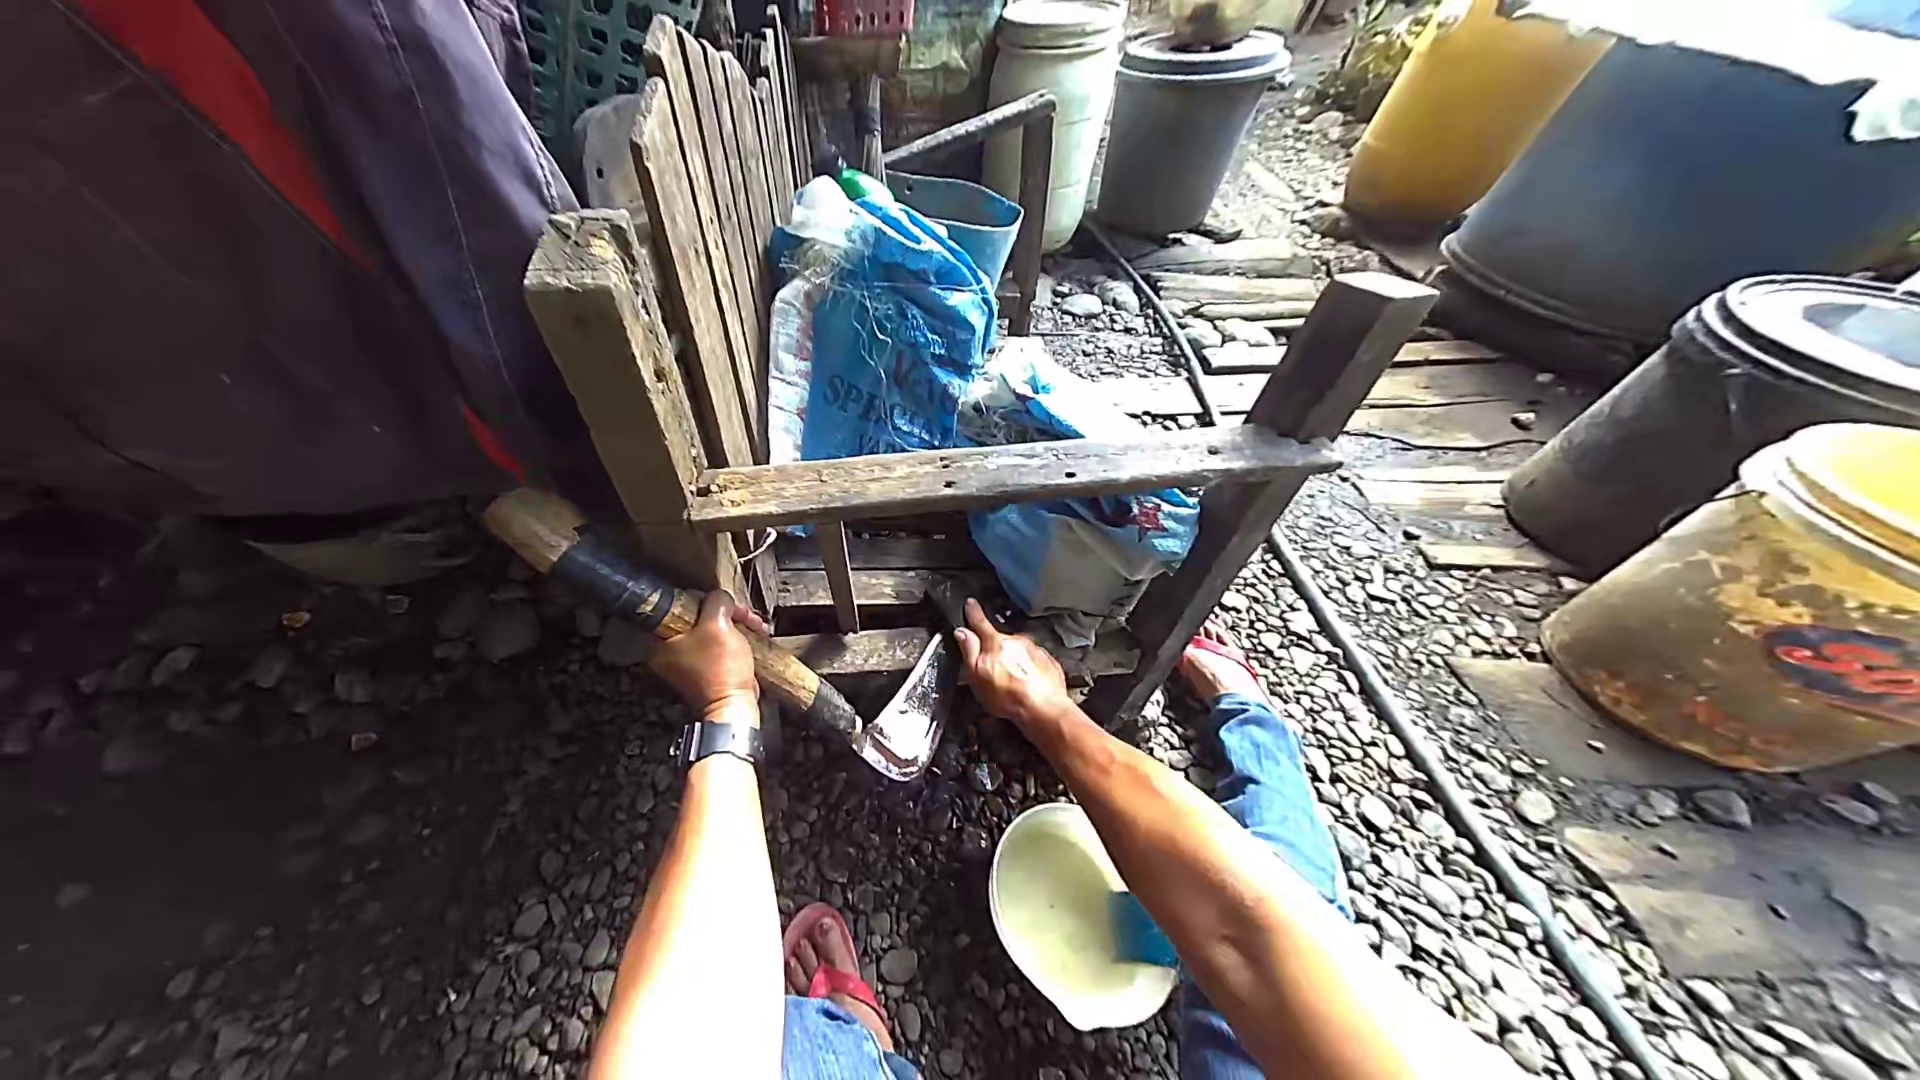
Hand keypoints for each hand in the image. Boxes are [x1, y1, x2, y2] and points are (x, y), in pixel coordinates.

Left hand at [648, 590, 768, 720]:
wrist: (734, 706)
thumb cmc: (722, 668)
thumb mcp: (719, 623)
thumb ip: (717, 601)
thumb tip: (720, 597)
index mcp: (660, 641)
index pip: (682, 604)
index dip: (709, 601)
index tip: (727, 606)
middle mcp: (668, 652)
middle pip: (700, 617)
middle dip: (728, 614)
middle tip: (746, 617)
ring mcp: (686, 663)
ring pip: (712, 630)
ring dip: (736, 625)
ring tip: (755, 628)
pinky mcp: (704, 670)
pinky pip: (717, 645)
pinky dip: (733, 639)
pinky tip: (751, 636)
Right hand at [953, 598, 1073, 734]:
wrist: (1044, 710)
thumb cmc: (1010, 696)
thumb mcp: (977, 675)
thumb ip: (969, 651)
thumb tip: (962, 632)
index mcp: (996, 642)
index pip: (980, 621)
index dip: (973, 611)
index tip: (971, 603)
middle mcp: (1017, 641)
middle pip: (1000, 639)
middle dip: (994, 649)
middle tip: (990, 670)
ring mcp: (1035, 650)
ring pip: (1018, 651)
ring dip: (1012, 661)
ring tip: (1009, 685)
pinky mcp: (1048, 662)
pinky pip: (1033, 661)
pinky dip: (1027, 670)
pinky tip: (1024, 685)